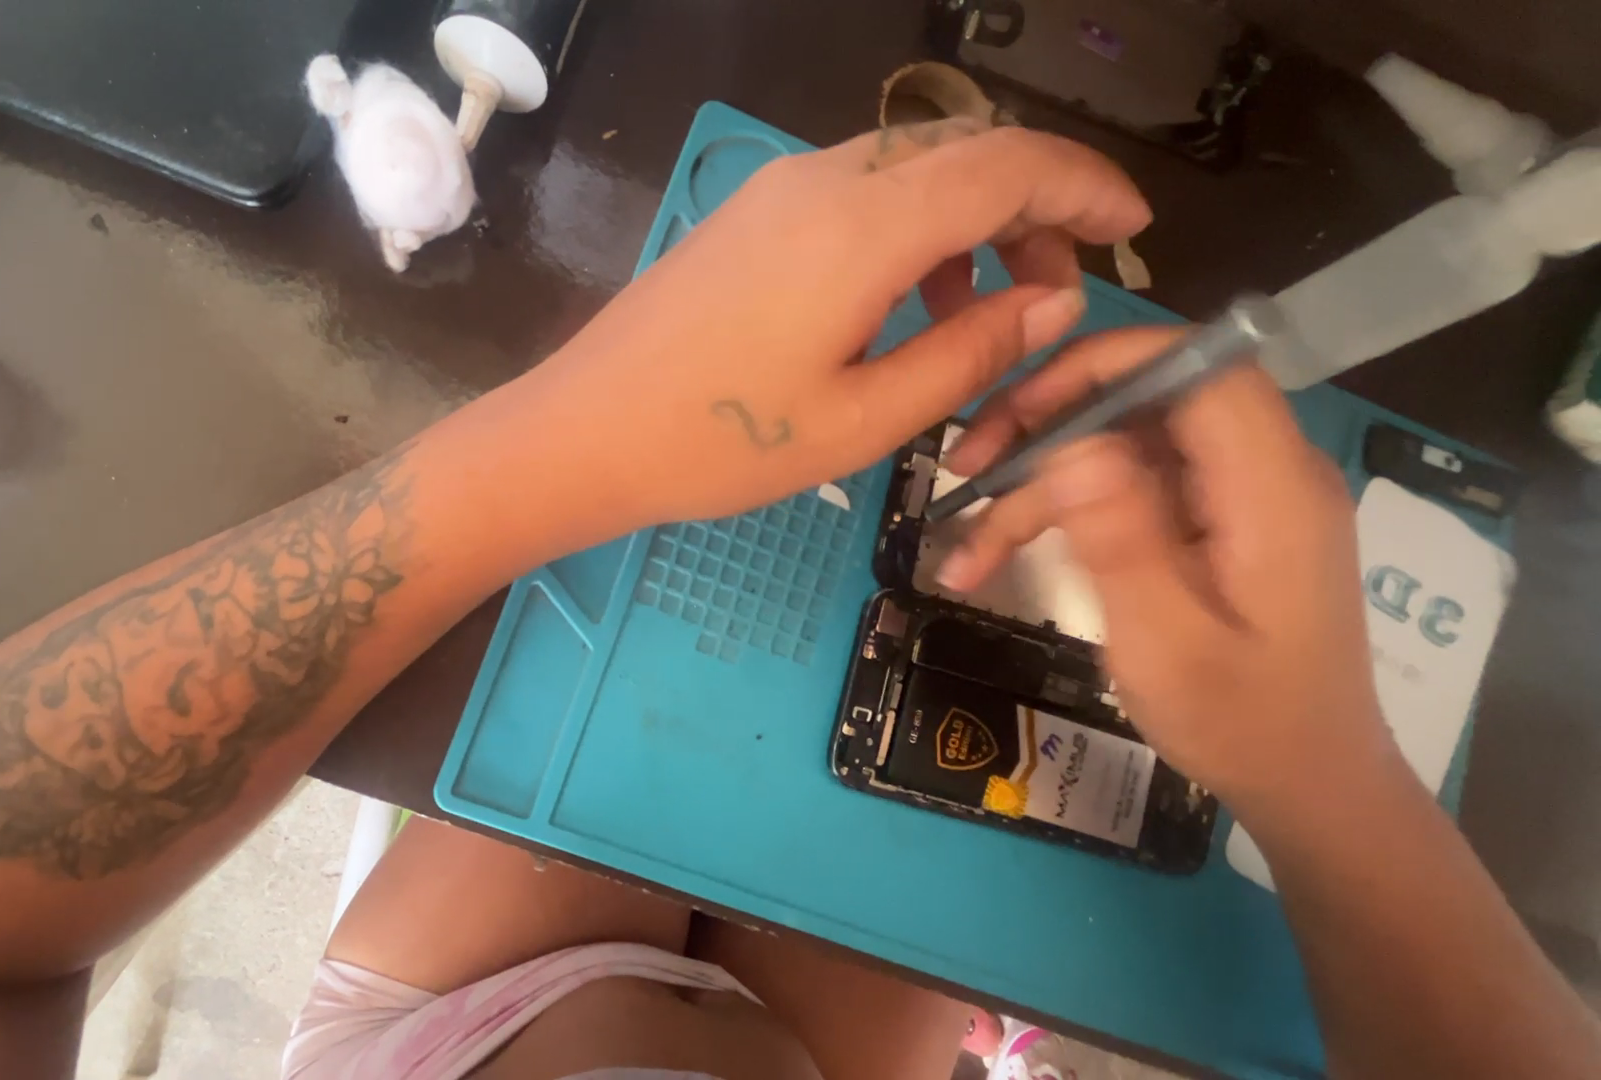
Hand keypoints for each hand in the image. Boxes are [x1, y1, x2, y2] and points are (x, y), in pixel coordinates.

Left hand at [517, 122, 1148, 528]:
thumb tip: (1051, 303)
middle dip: (1028, 206)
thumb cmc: (720, 445)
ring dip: (964, 220)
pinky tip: (897, 299)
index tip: (1133, 229)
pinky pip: (850, 194)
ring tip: (980, 305)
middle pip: (960, 152)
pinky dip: (902, 229)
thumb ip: (965, 356)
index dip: (1085, 187)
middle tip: (1053, 287)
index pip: (1008, 164)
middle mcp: (819, 181)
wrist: (585, 432)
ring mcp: (773, 192)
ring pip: (905, 169)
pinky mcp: (743, 217)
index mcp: (861, 228)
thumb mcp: (860, 421)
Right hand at [936, 328, 1398, 811]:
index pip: (1197, 369)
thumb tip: (1072, 447)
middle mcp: (1254, 472)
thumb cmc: (1240, 723)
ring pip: (1109, 451)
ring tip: (964, 549)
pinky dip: (1052, 518)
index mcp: (1269, 489)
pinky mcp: (1199, 521)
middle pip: (1137, 402)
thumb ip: (1124, 541)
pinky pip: (1114, 490)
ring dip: (1029, 490)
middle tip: (963, 469)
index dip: (1102, 365)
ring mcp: (1224, 496)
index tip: (1016, 407)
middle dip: (1039, 427)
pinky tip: (992, 559)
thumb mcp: (1167, 643)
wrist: (1302, 780)